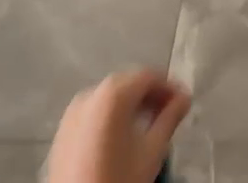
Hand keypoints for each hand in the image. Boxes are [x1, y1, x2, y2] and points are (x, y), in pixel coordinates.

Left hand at [47, 70, 192, 182]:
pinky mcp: (63, 130)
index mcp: (113, 93)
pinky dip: (112, 116)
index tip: (183, 103)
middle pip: (129, 84)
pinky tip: (122, 136)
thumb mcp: (152, 150)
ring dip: (132, 106)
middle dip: (151, 96)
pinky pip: (94, 112)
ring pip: (111, 98)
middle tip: (169, 114)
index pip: (149, 76)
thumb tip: (184, 98)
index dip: (170, 87)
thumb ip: (170, 118)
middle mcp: (91, 94)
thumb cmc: (118, 178)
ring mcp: (73, 112)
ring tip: (148, 127)